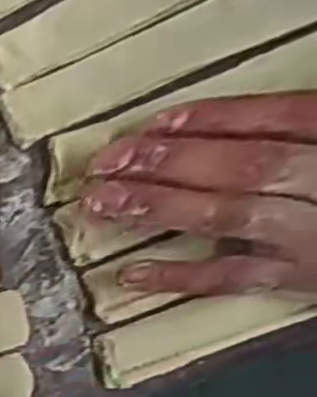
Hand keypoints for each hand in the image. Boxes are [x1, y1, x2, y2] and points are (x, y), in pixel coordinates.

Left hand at [82, 92, 316, 296]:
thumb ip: (303, 133)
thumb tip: (222, 131)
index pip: (289, 118)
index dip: (220, 119)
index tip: (155, 123)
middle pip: (248, 167)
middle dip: (172, 162)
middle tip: (107, 162)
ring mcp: (313, 234)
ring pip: (228, 216)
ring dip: (159, 207)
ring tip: (100, 201)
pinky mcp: (299, 277)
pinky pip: (232, 278)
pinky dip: (179, 275)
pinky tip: (128, 272)